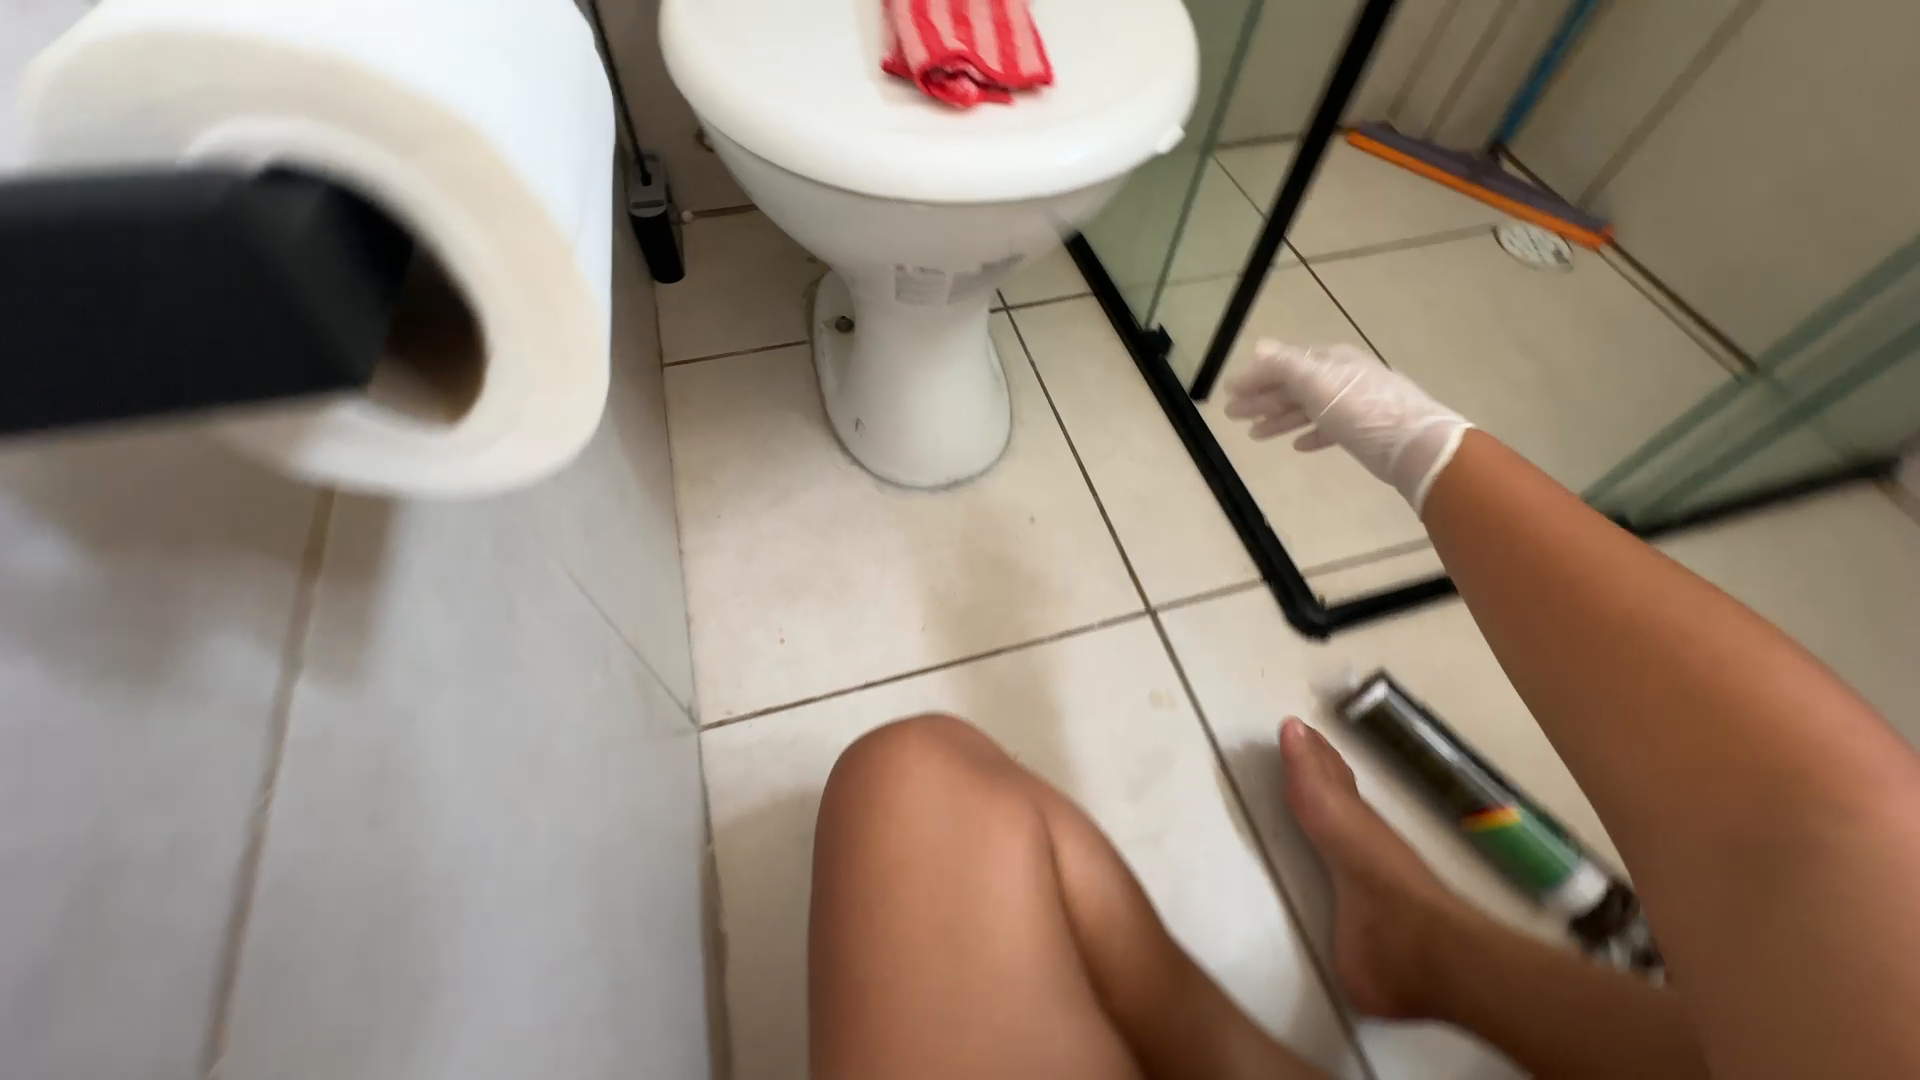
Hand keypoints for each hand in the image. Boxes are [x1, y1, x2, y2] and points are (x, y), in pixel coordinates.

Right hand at [1223, 340, 1472, 511]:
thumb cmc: (1362, 410)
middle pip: (1292, 385)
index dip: (1254, 377)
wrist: (1416, 446)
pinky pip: (1328, 428)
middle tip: (1232, 415)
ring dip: (1278, 418)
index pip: (1283, 364)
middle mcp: (1341, 378)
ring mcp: (1354, 404)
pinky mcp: (1363, 430)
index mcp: (1330, 362)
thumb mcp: (1318, 382)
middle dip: (1260, 399)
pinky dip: (1309, 433)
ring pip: (1306, 408)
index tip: (1227, 392)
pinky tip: (1297, 445)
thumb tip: (1258, 346)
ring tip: (1254, 435)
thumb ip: (1285, 365)